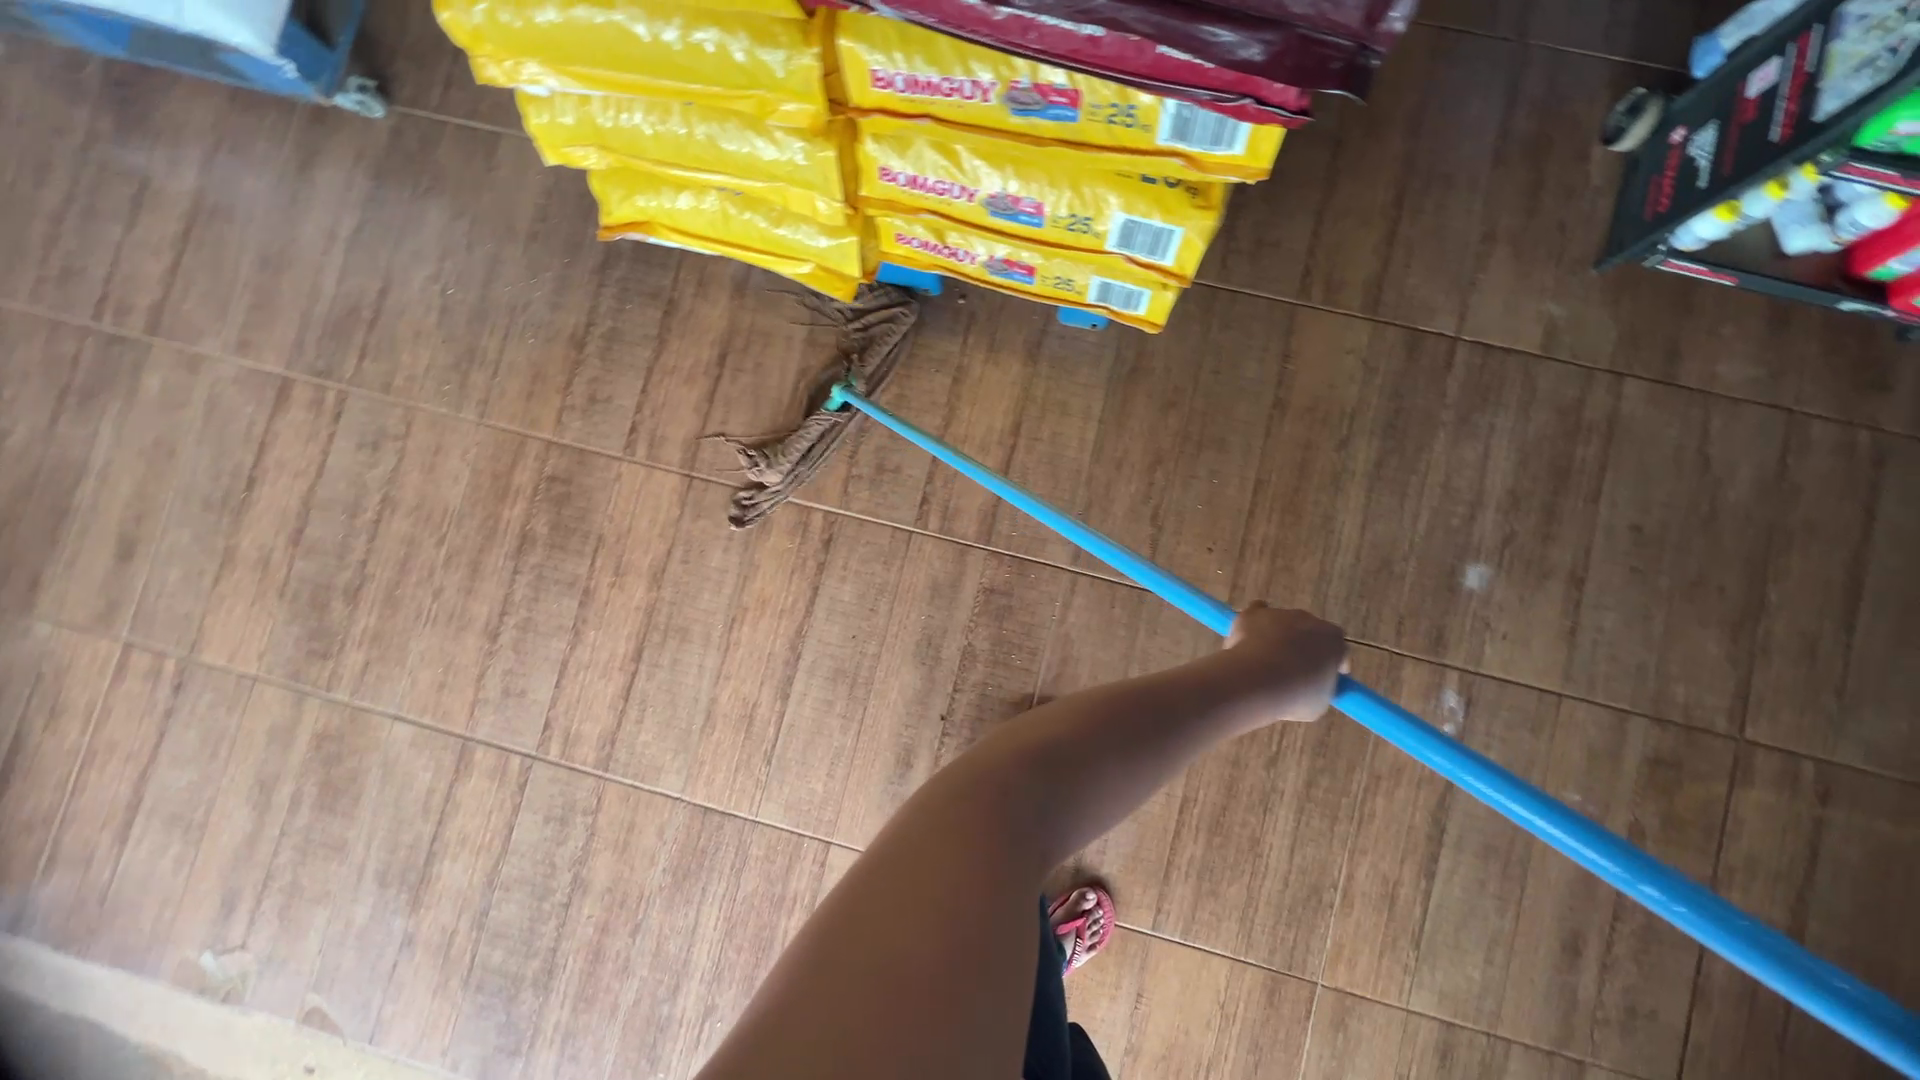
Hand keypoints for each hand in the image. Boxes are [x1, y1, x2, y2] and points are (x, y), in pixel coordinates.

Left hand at [1220, 603, 1348, 724]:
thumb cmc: (1295, 695)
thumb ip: (1318, 687)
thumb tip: (1310, 687)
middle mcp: (1309, 620)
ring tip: (1264, 663)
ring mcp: (1280, 614)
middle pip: (1309, 633)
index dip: (1330, 665)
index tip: (1322, 678)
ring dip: (1277, 638)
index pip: (1338, 650)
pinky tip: (1248, 637)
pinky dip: (1254, 623)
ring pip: (1282, 624)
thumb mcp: (1319, 701)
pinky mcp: (1253, 614)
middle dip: (1302, 649)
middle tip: (1291, 671)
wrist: (1258, 679)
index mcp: (1334, 640)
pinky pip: (1256, 612)